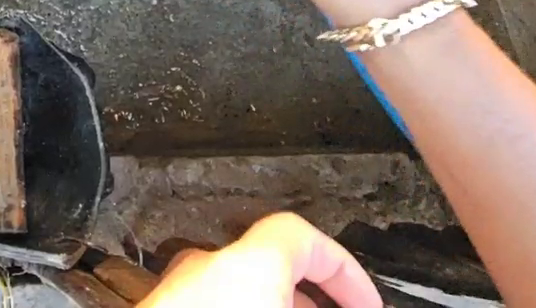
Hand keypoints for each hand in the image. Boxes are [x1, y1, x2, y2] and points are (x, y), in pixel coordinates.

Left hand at [139, 213, 381, 307]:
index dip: (344, 269)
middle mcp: (209, 266)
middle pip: (275, 269)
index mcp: (246, 266)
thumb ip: (319, 304)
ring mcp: (181, 289)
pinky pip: (216, 303)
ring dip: (280, 306)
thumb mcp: (274, 299)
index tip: (369, 306)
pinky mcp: (166, 307)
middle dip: (314, 301)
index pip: (301, 235)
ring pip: (245, 290)